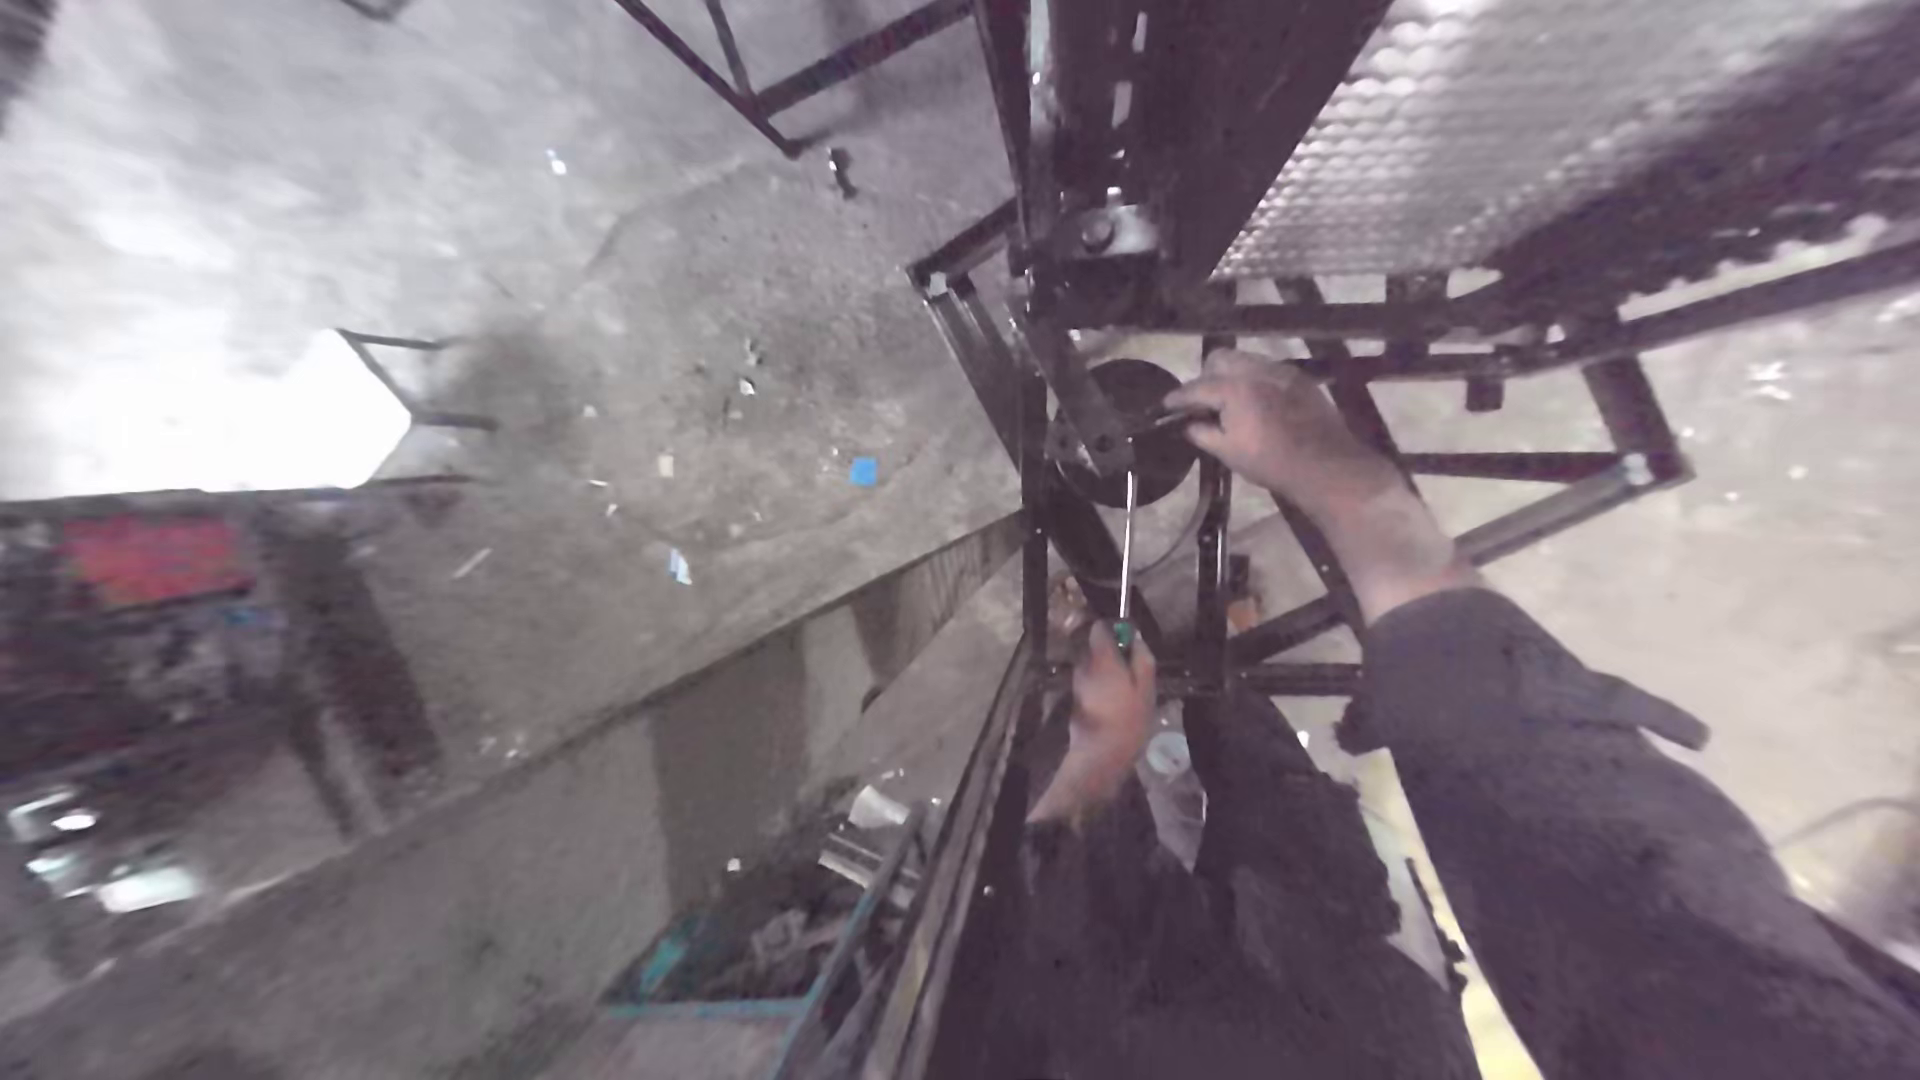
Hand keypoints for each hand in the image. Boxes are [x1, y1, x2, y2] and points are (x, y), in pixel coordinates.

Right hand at [1030, 623, 1154, 824]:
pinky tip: (1075, 686)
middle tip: (1084, 640)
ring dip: (1094, 669)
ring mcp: (1123, 709)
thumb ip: (1106, 646)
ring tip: (1077, 660)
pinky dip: (1086, 688)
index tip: (1102, 624)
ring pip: (1109, 680)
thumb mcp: (1108, 670)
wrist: (1099, 757)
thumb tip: (1100, 624)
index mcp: (1145, 677)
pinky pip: (1096, 697)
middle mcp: (1139, 692)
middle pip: (1124, 664)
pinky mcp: (1105, 722)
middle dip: (1105, 651)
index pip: (1140, 648)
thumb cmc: (1109, 708)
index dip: (1124, 634)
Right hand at [1164, 349, 1398, 518]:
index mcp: (1234, 389)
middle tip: (1201, 401)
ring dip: (1231, 376)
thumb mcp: (1226, 452)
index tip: (1166, 405)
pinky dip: (1253, 381)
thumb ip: (1201, 433)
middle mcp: (1256, 371)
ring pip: (1246, 360)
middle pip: (1220, 359)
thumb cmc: (1269, 461)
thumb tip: (1189, 424)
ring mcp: (1281, 371)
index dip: (1178, 397)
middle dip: (1205, 376)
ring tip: (1229, 402)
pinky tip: (1255, 403)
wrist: (1324, 465)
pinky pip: (1267, 370)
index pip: (1196, 387)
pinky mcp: (1300, 379)